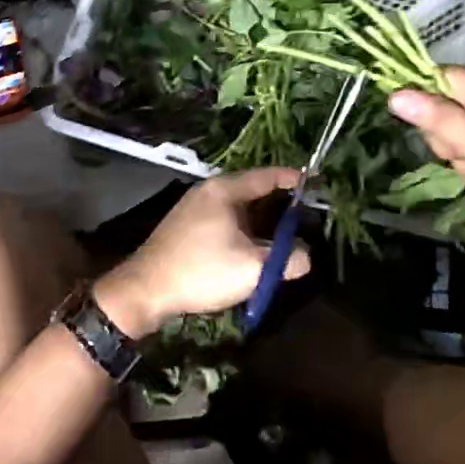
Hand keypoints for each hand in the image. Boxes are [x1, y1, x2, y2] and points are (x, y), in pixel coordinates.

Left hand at [94, 168, 307, 337]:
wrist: (146, 288)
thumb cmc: (201, 271)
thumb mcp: (252, 269)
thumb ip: (287, 260)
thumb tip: (304, 255)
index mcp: (224, 190)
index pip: (267, 175)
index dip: (295, 179)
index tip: (317, 184)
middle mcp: (208, 190)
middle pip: (253, 189)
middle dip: (280, 203)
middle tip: (305, 216)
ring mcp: (194, 206)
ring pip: (239, 206)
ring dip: (261, 220)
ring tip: (284, 236)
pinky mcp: (187, 224)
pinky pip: (225, 217)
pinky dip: (244, 227)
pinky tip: (252, 247)